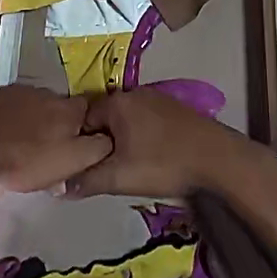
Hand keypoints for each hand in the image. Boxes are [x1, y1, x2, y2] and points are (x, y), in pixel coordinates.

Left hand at [0, 85, 113, 194]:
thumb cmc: (26, 161)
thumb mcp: (72, 163)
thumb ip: (97, 148)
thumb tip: (109, 139)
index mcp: (70, 108)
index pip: (91, 110)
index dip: (88, 128)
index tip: (81, 145)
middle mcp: (48, 93)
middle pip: (63, 108)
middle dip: (61, 125)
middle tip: (52, 151)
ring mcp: (20, 92)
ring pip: (39, 107)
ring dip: (38, 122)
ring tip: (26, 146)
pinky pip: (16, 108)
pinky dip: (16, 120)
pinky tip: (7, 137)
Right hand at [69, 88, 263, 198]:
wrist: (218, 160)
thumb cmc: (163, 164)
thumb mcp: (118, 178)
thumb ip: (85, 180)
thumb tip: (59, 185)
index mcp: (117, 102)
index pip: (82, 119)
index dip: (78, 143)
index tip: (81, 164)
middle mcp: (135, 93)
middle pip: (105, 118)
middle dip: (101, 142)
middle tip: (104, 169)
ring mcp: (157, 98)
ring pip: (127, 120)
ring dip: (123, 140)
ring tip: (127, 166)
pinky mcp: (175, 109)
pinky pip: (146, 121)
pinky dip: (142, 137)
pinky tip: (150, 157)